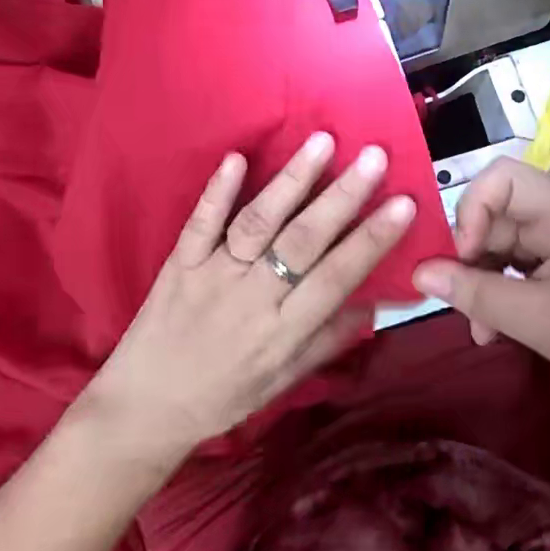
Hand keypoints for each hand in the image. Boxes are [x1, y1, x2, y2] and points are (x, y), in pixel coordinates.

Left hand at [80, 134, 415, 462]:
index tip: (403, 202)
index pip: (337, 276)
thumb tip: (376, 305)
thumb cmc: (223, 396)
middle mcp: (253, 297)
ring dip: (291, 182)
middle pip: (303, 240)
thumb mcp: (284, 381)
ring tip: (322, 142)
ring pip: (258, 222)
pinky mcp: (180, 263)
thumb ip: (328, 340)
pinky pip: (200, 224)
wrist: (146, 408)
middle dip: (343, 197)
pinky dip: (217, 192)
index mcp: (284, 330)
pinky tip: (237, 158)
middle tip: (374, 158)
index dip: (372, 239)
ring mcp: (213, 275)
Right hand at [411, 158, 549, 397]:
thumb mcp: (533, 318)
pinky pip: (497, 267)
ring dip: (474, 282)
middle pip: (488, 214)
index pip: (502, 178)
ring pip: (487, 244)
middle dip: (467, 255)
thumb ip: (474, 293)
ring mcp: (545, 243)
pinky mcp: (539, 266)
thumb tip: (418, 273)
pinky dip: (486, 295)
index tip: (464, 254)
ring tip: (477, 324)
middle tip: (457, 294)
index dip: (474, 207)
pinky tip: (487, 330)